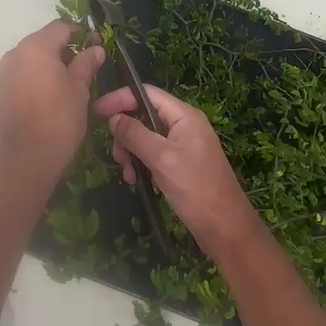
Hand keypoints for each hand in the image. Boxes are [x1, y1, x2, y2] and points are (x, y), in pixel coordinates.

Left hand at [0, 20, 105, 169]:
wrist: (28, 155)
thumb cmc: (60, 118)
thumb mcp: (79, 88)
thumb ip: (86, 63)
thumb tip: (96, 48)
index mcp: (36, 47)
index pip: (60, 27)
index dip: (80, 33)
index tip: (95, 45)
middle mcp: (15, 53)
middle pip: (42, 41)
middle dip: (63, 50)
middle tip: (82, 67)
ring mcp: (3, 72)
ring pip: (29, 59)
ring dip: (46, 65)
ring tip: (64, 85)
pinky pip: (18, 76)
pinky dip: (32, 79)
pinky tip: (44, 98)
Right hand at [95, 84, 250, 243]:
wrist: (228, 231)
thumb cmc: (196, 189)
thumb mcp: (161, 158)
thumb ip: (135, 134)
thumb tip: (113, 118)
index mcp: (184, 116)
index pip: (146, 94)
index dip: (120, 98)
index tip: (97, 111)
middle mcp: (184, 126)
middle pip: (144, 115)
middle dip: (126, 132)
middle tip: (116, 154)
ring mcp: (184, 146)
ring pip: (147, 137)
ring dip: (132, 151)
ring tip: (127, 173)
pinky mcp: (182, 165)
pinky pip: (155, 154)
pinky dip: (142, 163)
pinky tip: (136, 180)